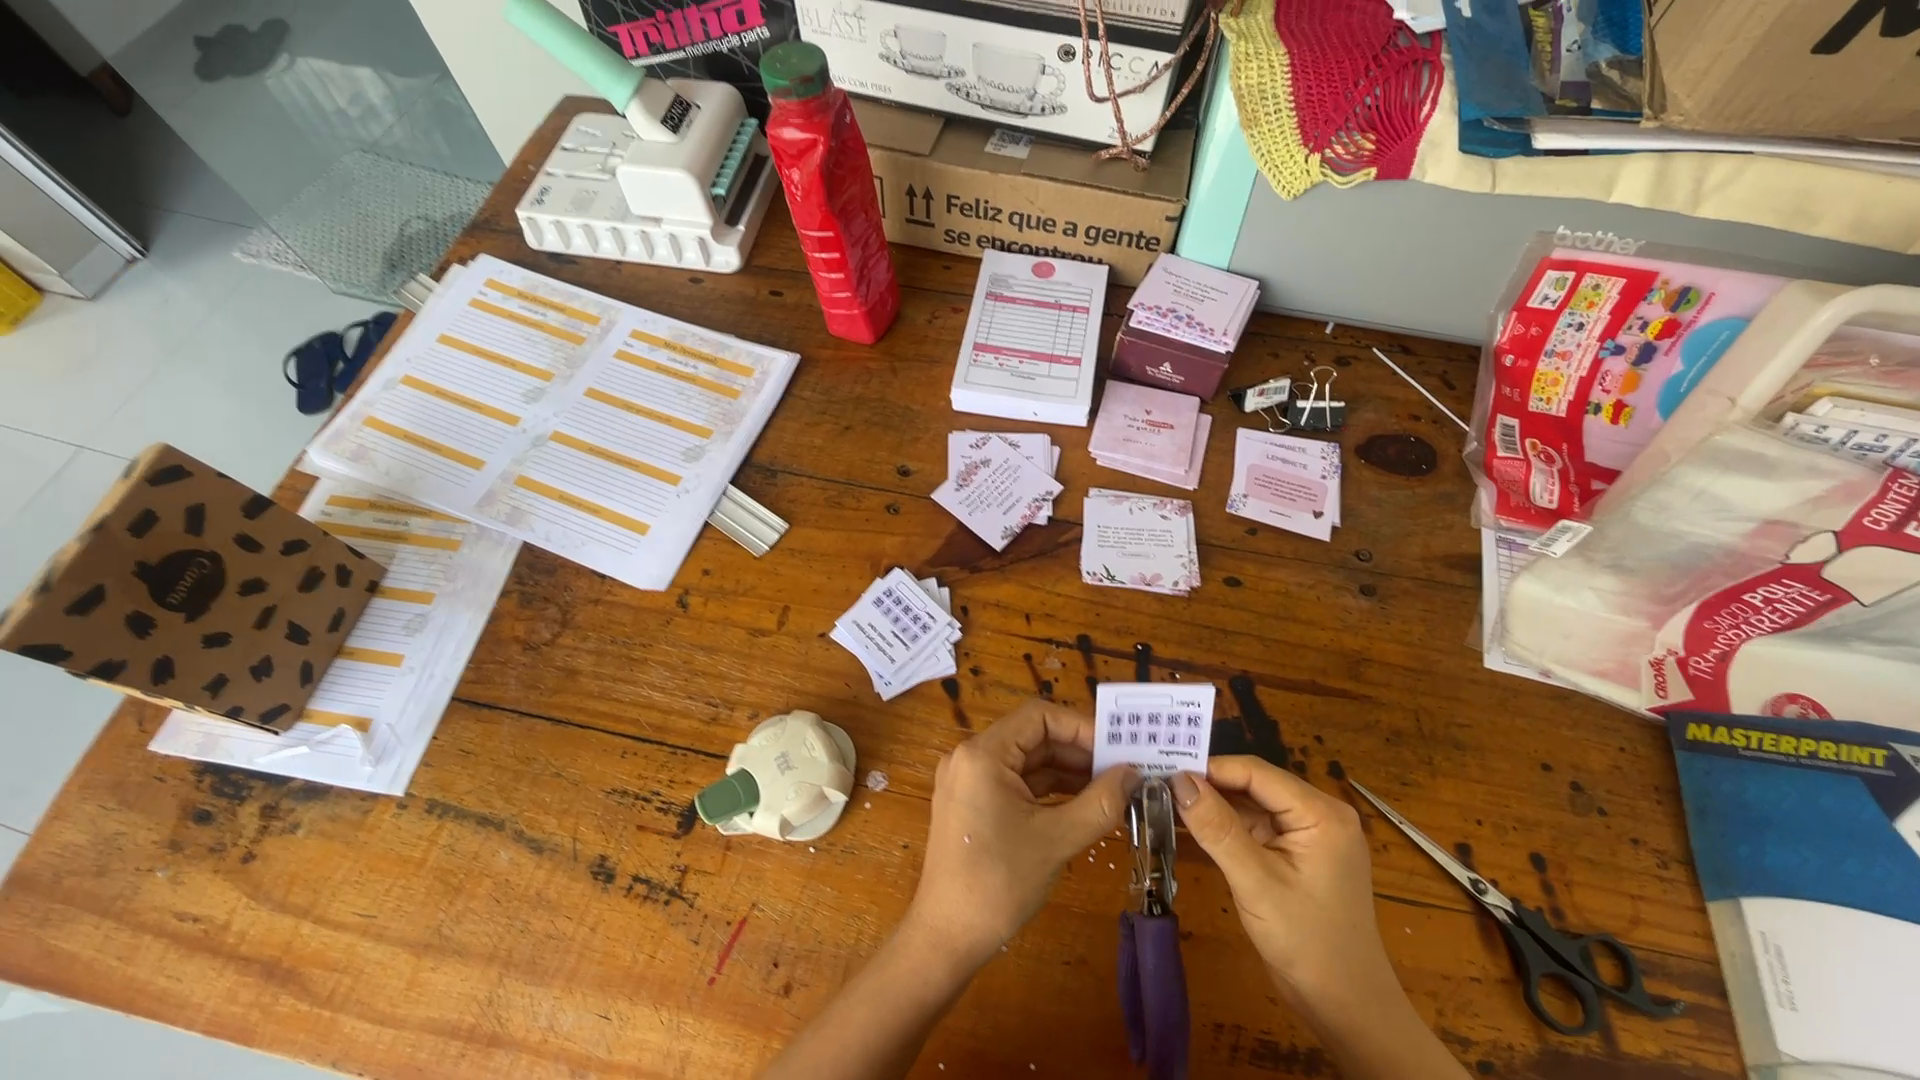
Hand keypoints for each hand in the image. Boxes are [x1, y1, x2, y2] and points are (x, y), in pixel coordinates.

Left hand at [905, 699, 1140, 967]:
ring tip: (1113, 789)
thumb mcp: (1056, 839)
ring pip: (1028, 762)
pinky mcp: (973, 806)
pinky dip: (1050, 792)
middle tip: (1125, 771)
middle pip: (1034, 738)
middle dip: (1080, 752)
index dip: (1082, 727)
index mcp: (982, 755)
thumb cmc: (998, 882)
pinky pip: (1017, 785)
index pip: (1039, 717)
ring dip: (1068, 773)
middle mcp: (970, 759)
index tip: (1120, 748)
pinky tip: (1085, 806)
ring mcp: (969, 783)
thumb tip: (1135, 774)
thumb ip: (1100, 802)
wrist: (947, 937)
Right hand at [1170, 757, 1392, 1003]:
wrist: (1346, 1005)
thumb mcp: (1256, 882)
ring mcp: (1310, 836)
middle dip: (1208, 786)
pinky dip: (1227, 829)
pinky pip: (1257, 830)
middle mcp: (1320, 815)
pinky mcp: (1298, 857)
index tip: (1162, 771)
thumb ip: (1217, 828)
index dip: (1209, 769)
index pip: (1256, 772)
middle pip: (1254, 786)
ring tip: (1165, 802)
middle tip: (1157, 785)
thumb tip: (1178, 780)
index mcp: (1321, 813)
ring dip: (1214, 807)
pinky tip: (1192, 828)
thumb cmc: (1307, 942)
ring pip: (1252, 807)